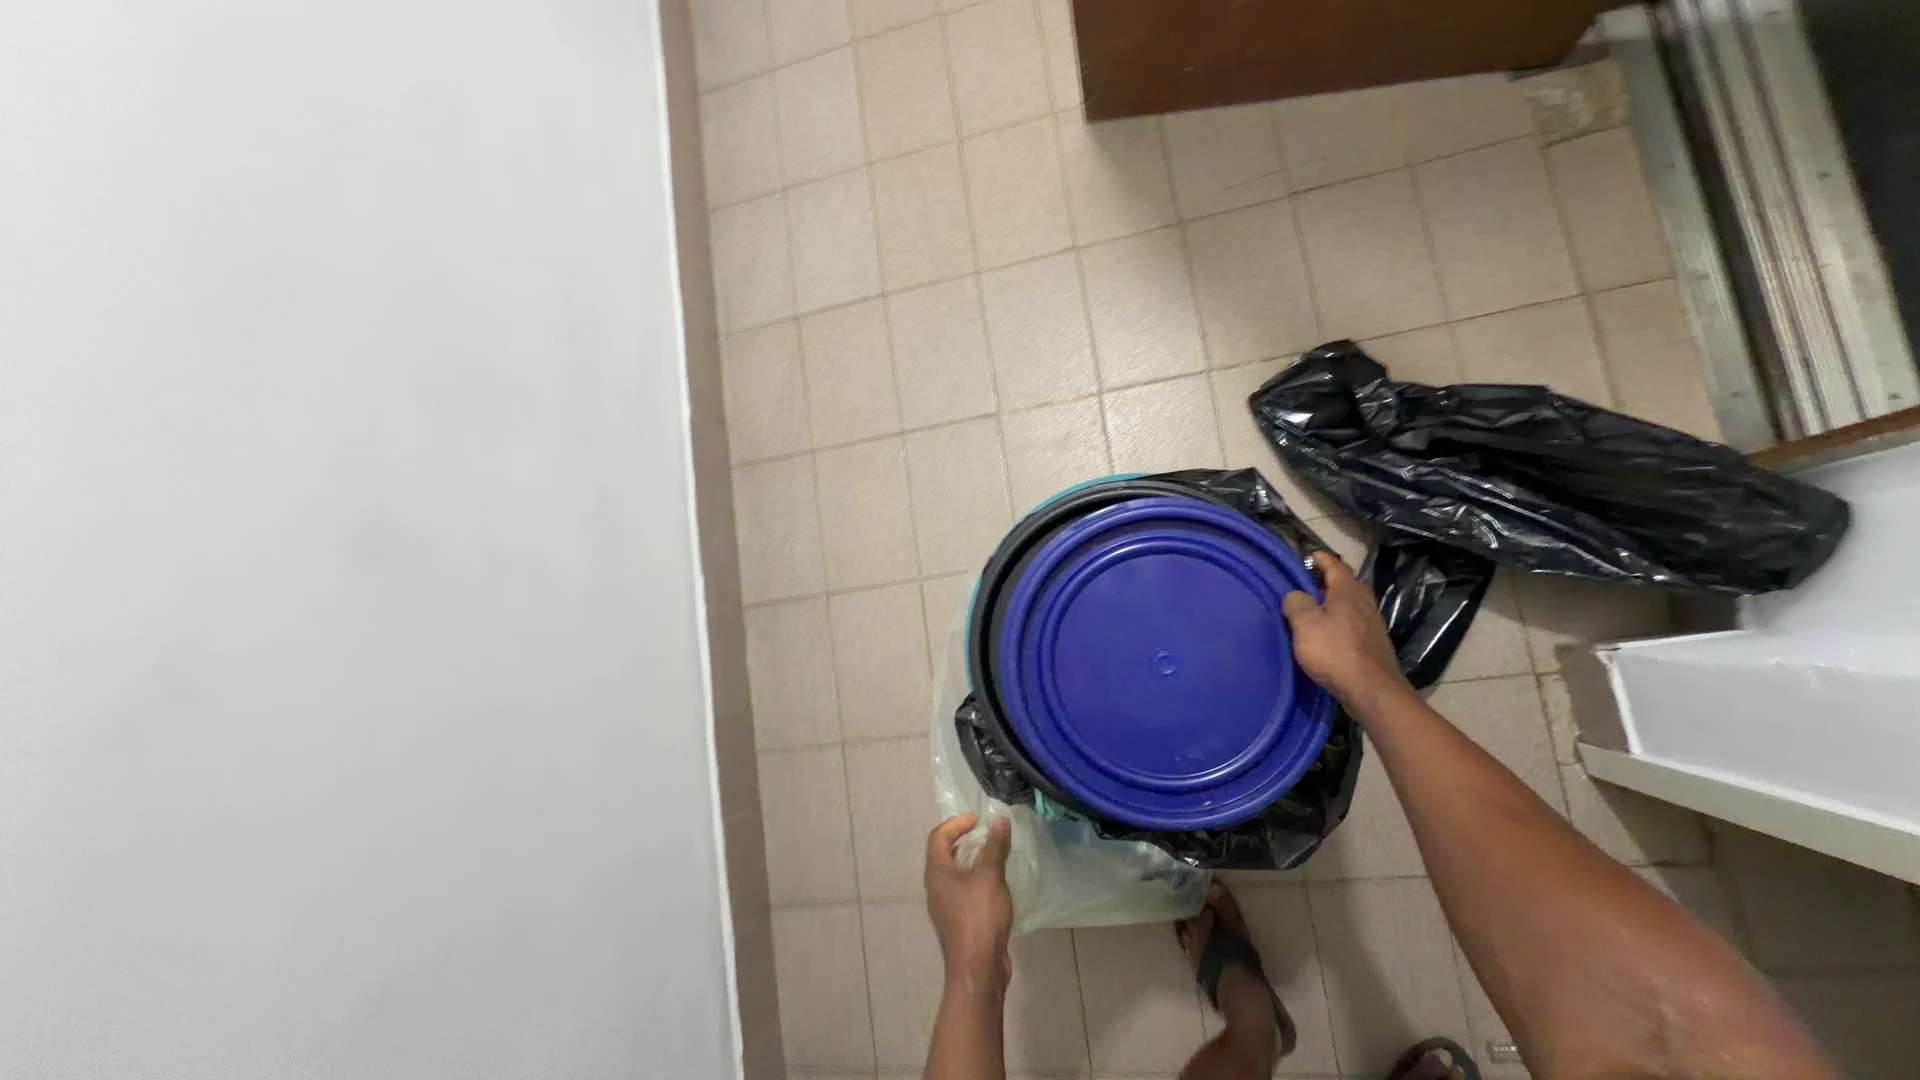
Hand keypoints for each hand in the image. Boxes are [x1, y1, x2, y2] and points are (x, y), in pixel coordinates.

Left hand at [924, 813, 1013, 997]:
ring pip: (954, 875)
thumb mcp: (991, 875)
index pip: (938, 836)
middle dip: (964, 840)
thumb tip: (999, 818)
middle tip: (987, 835)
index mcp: (936, 872)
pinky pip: (963, 892)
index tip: (978, 819)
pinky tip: (996, 886)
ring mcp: (944, 907)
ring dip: (972, 861)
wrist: (977, 968)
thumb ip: (995, 845)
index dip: (956, 823)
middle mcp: (935, 887)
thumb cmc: (979, 916)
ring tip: (995, 857)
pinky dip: (976, 881)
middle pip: (944, 854)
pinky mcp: (957, 923)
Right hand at [1282, 551, 1410, 710]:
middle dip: (1333, 582)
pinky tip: (1335, 635)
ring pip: (1356, 606)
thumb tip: (1295, 595)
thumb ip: (1297, 604)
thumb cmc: (1335, 652)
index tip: (1311, 556)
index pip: (1337, 568)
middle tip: (1314, 586)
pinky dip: (1345, 623)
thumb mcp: (1305, 624)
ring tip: (1321, 611)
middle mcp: (1365, 605)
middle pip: (1350, 585)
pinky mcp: (1375, 646)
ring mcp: (1374, 626)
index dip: (1324, 560)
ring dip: (1340, 604)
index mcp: (1347, 593)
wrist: (1371, 689)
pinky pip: (1358, 625)